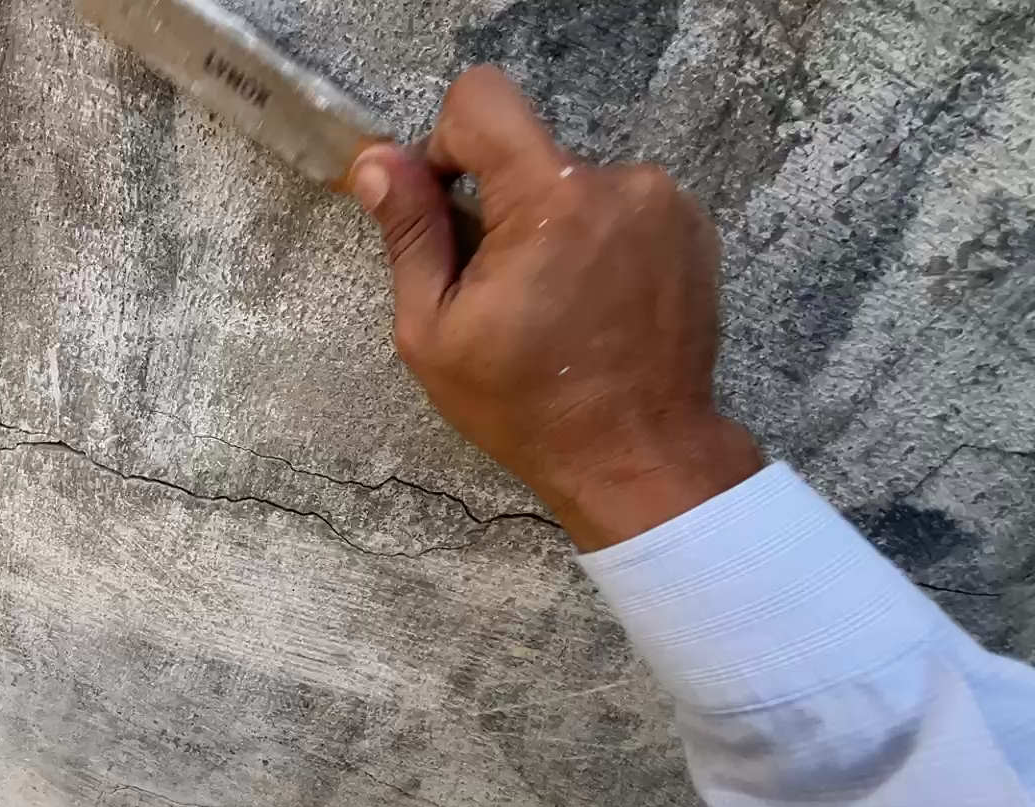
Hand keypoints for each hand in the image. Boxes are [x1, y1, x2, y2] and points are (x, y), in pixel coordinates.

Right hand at [348, 66, 762, 550]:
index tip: (444, 210)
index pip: (481, 99)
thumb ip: (409, 236)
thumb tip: (374, 164)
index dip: (443, 145)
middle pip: (522, 155)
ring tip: (542, 309)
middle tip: (491, 293)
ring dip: (539, 231)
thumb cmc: (519, 403)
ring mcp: (664, 200)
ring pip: (565, 185)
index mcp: (548, 203)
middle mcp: (618, 180)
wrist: (633, 450)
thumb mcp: (431, 331)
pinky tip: (582, 307)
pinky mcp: (689, 225)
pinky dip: (583, 243)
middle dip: (492, 210)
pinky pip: (611, 207)